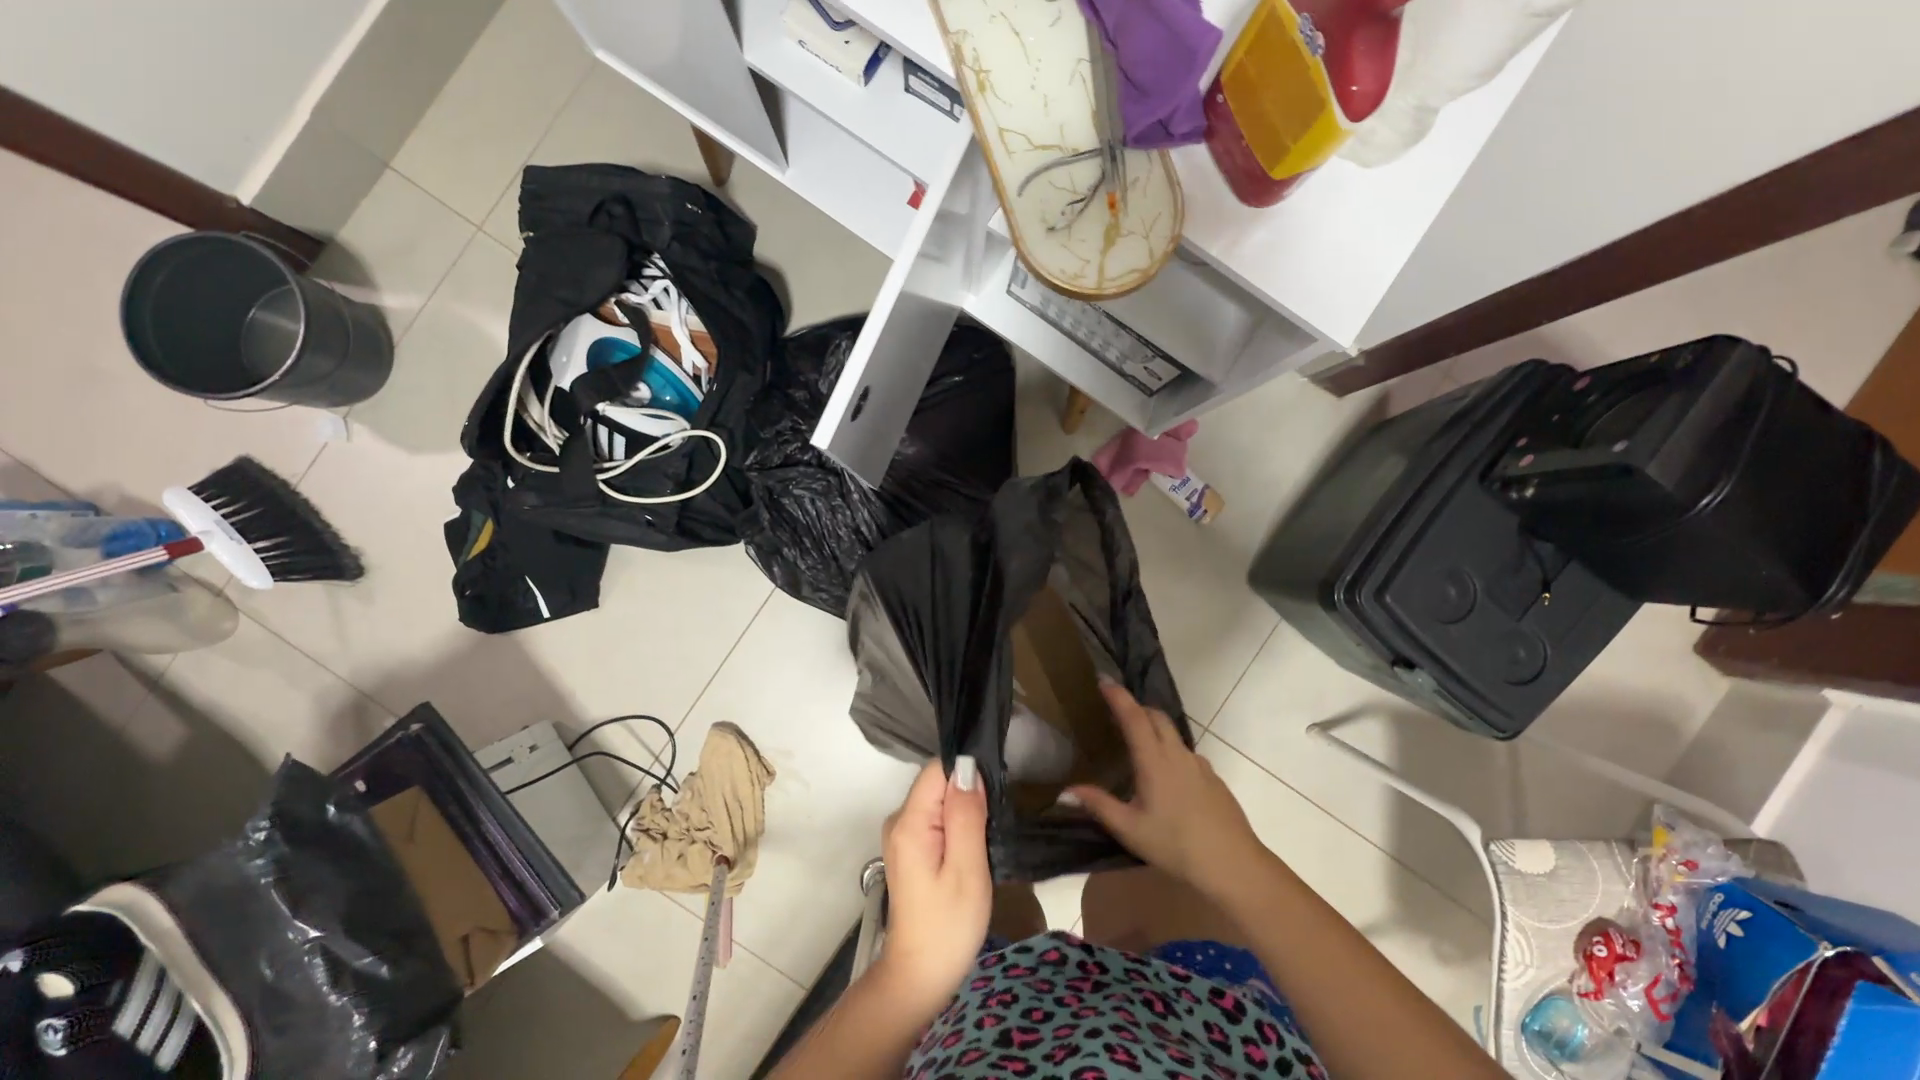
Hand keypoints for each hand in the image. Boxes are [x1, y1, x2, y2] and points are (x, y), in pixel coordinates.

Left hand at [873, 757, 991, 1015]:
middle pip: (937, 783)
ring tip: (985, 842)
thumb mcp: (966, 869)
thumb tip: (969, 769)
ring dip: (964, 814)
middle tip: (993, 828)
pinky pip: (936, 820)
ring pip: (939, 802)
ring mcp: (902, 836)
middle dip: (968, 795)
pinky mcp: (910, 850)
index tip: (993, 799)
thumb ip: (966, 816)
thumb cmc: (948, 925)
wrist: (920, 974)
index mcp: (910, 822)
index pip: (937, 770)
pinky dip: (956, 828)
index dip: (968, 775)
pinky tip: (971, 853)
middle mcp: (899, 821)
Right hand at [1068, 680, 1271, 904]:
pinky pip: (1186, 754)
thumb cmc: (1176, 845)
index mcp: (1155, 761)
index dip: (1118, 697)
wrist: (1232, 863)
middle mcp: (1178, 755)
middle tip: (1116, 711)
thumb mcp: (1130, 829)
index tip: (1104, 680)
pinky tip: (1165, 779)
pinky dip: (1170, 751)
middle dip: (1136, 707)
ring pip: (1173, 735)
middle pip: (1157, 717)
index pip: (1134, 717)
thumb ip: (1099, 806)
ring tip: (1138, 745)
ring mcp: (1200, 766)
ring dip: (1154, 729)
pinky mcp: (1213, 780)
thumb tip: (1066, 791)